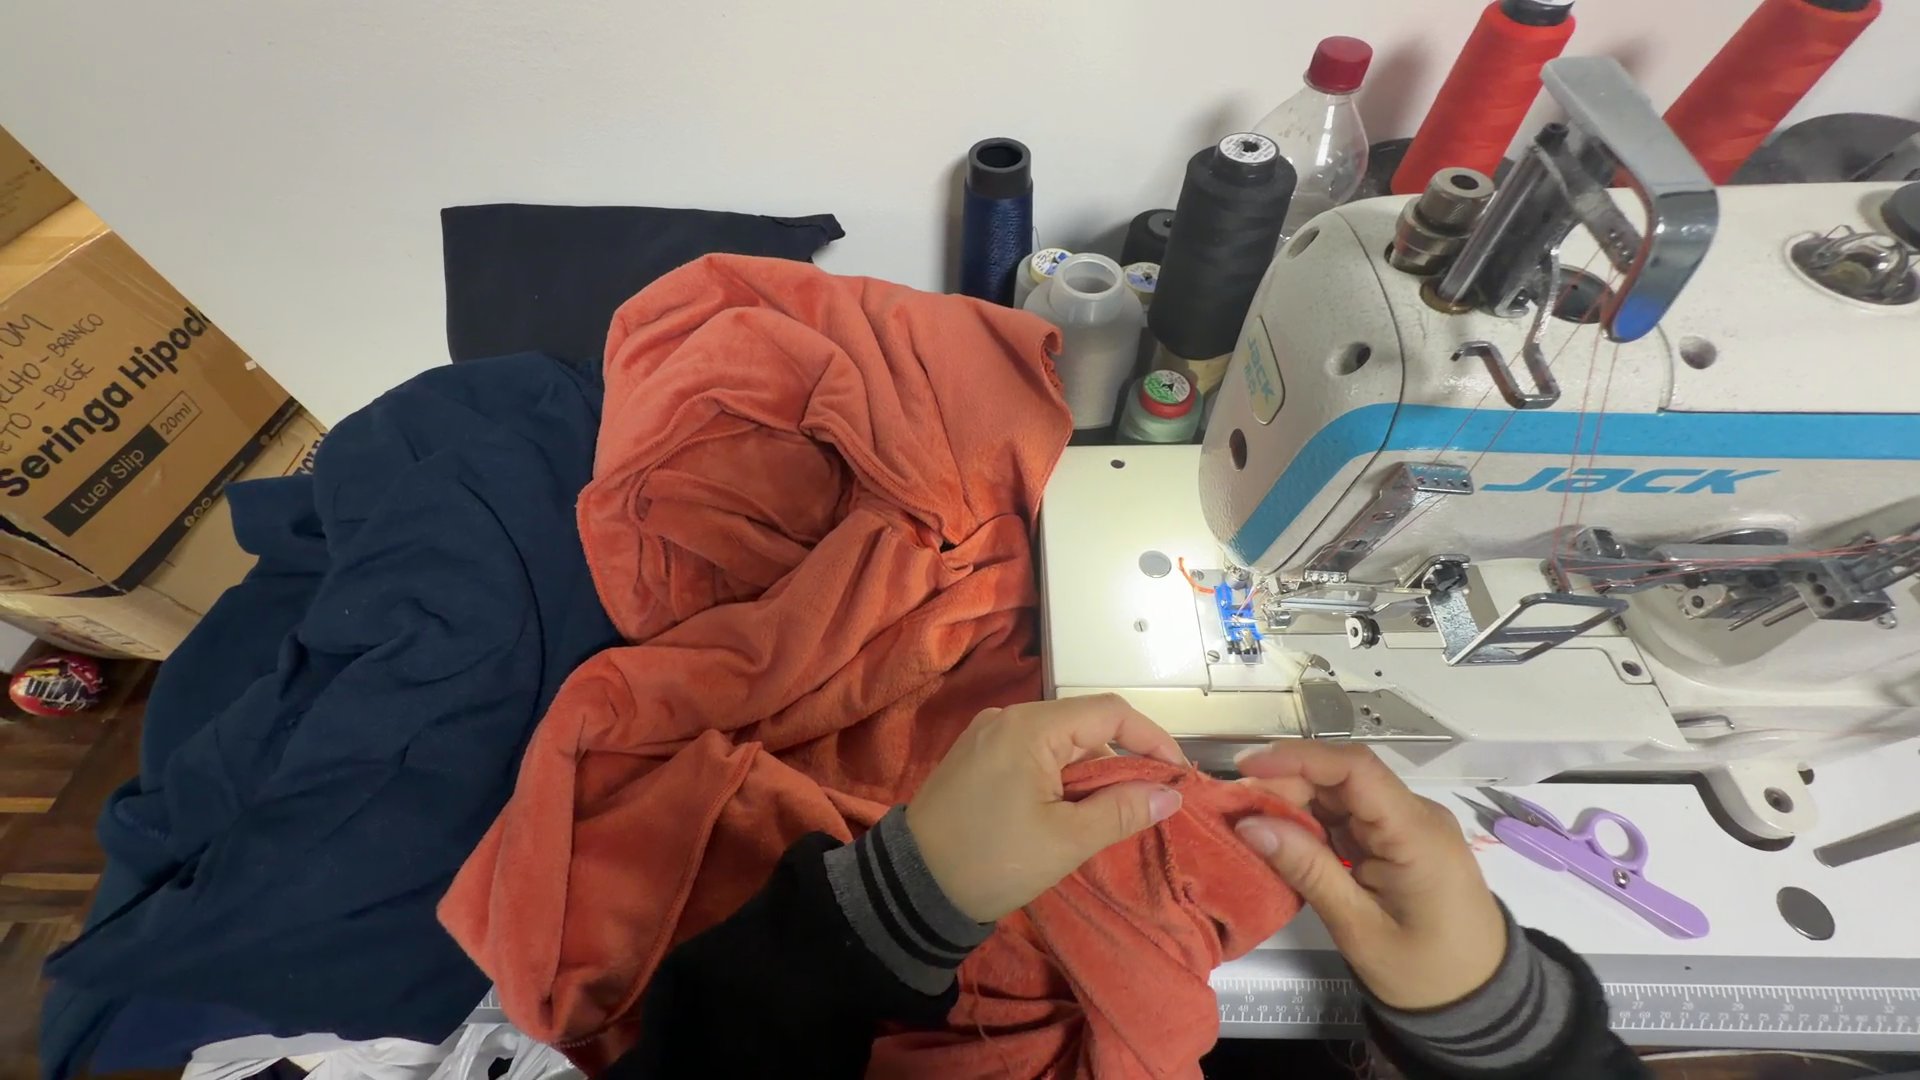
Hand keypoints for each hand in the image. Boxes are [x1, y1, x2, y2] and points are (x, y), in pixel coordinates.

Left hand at [906, 694, 1187, 921]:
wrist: (913, 885)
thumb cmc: (993, 860)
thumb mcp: (1066, 840)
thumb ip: (1122, 809)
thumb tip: (1170, 792)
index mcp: (1030, 727)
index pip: (1108, 711)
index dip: (1151, 737)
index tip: (1179, 772)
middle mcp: (1008, 717)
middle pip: (1082, 724)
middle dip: (1121, 758)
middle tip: (1149, 800)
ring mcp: (988, 733)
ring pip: (1058, 739)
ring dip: (1090, 769)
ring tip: (1110, 811)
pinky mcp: (977, 754)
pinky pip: (1032, 751)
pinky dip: (1060, 773)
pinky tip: (1069, 806)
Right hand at [1232, 741, 1505, 1009]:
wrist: (1481, 1007)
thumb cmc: (1426, 975)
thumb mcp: (1359, 928)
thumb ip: (1307, 869)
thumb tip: (1248, 824)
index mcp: (1417, 833)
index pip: (1354, 768)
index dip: (1297, 758)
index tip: (1246, 767)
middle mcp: (1414, 815)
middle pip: (1339, 776)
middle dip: (1284, 784)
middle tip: (1238, 808)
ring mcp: (1404, 824)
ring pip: (1336, 792)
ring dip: (1291, 801)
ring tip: (1249, 821)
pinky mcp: (1393, 837)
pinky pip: (1343, 813)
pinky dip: (1307, 820)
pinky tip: (1279, 835)